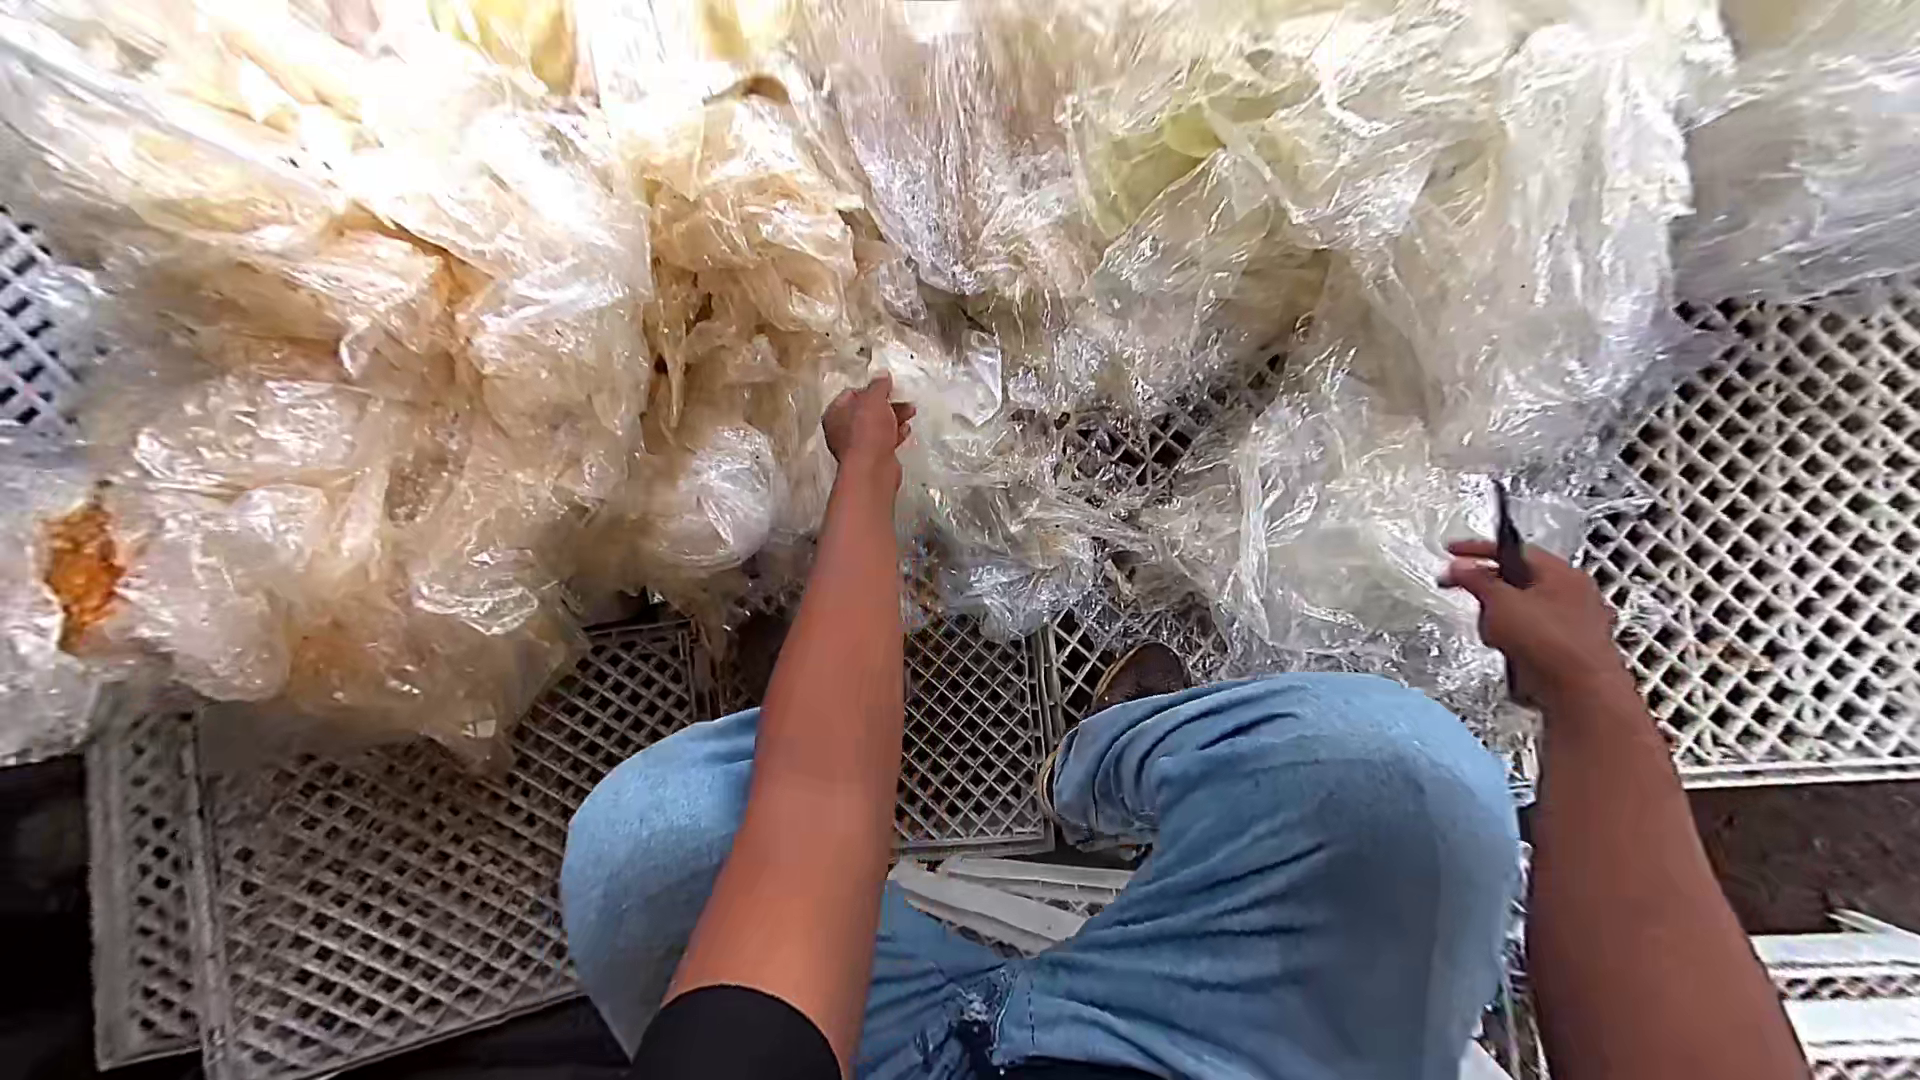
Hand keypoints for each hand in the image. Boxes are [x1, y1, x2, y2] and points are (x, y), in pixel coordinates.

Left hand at [823, 373, 913, 471]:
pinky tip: (906, 429)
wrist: (873, 468)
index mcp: (835, 413)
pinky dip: (895, 434)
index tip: (888, 386)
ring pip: (877, 426)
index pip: (852, 394)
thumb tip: (882, 375)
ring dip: (894, 417)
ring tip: (911, 412)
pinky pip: (884, 441)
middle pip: (866, 410)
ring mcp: (857, 446)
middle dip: (887, 403)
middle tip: (903, 398)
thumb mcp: (874, 399)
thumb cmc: (867, 431)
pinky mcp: (872, 458)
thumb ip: (878, 385)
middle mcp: (842, 430)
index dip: (871, 388)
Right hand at [1440, 539, 1634, 706]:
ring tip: (1490, 628)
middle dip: (1486, 586)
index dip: (1478, 549)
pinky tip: (1504, 644)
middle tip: (1461, 588)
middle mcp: (1573, 593)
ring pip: (1520, 605)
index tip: (1452, 551)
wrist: (1578, 689)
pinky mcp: (1566, 644)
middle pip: (1517, 578)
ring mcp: (1573, 620)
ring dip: (1497, 613)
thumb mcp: (1499, 601)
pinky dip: (1510, 632)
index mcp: (1563, 574)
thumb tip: (1460, 566)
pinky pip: (1528, 628)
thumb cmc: (1546, 639)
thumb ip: (1476, 579)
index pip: (1514, 549)